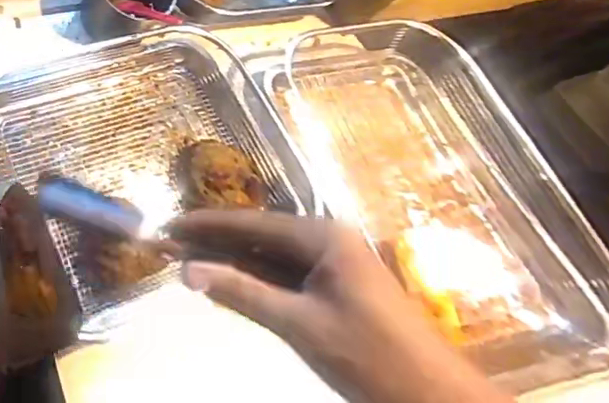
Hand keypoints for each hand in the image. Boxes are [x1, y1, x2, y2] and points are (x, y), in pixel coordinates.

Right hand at [172, 212, 510, 402]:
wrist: (439, 402)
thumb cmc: (370, 359)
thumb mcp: (300, 326)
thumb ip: (244, 293)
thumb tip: (190, 271)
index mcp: (321, 235)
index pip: (252, 223)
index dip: (208, 224)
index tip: (169, 223)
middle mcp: (326, 237)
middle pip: (259, 234)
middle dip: (215, 240)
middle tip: (170, 242)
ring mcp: (334, 262)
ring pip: (272, 255)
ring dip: (233, 259)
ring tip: (189, 259)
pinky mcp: (338, 287)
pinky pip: (288, 274)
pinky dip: (257, 278)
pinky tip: (230, 280)